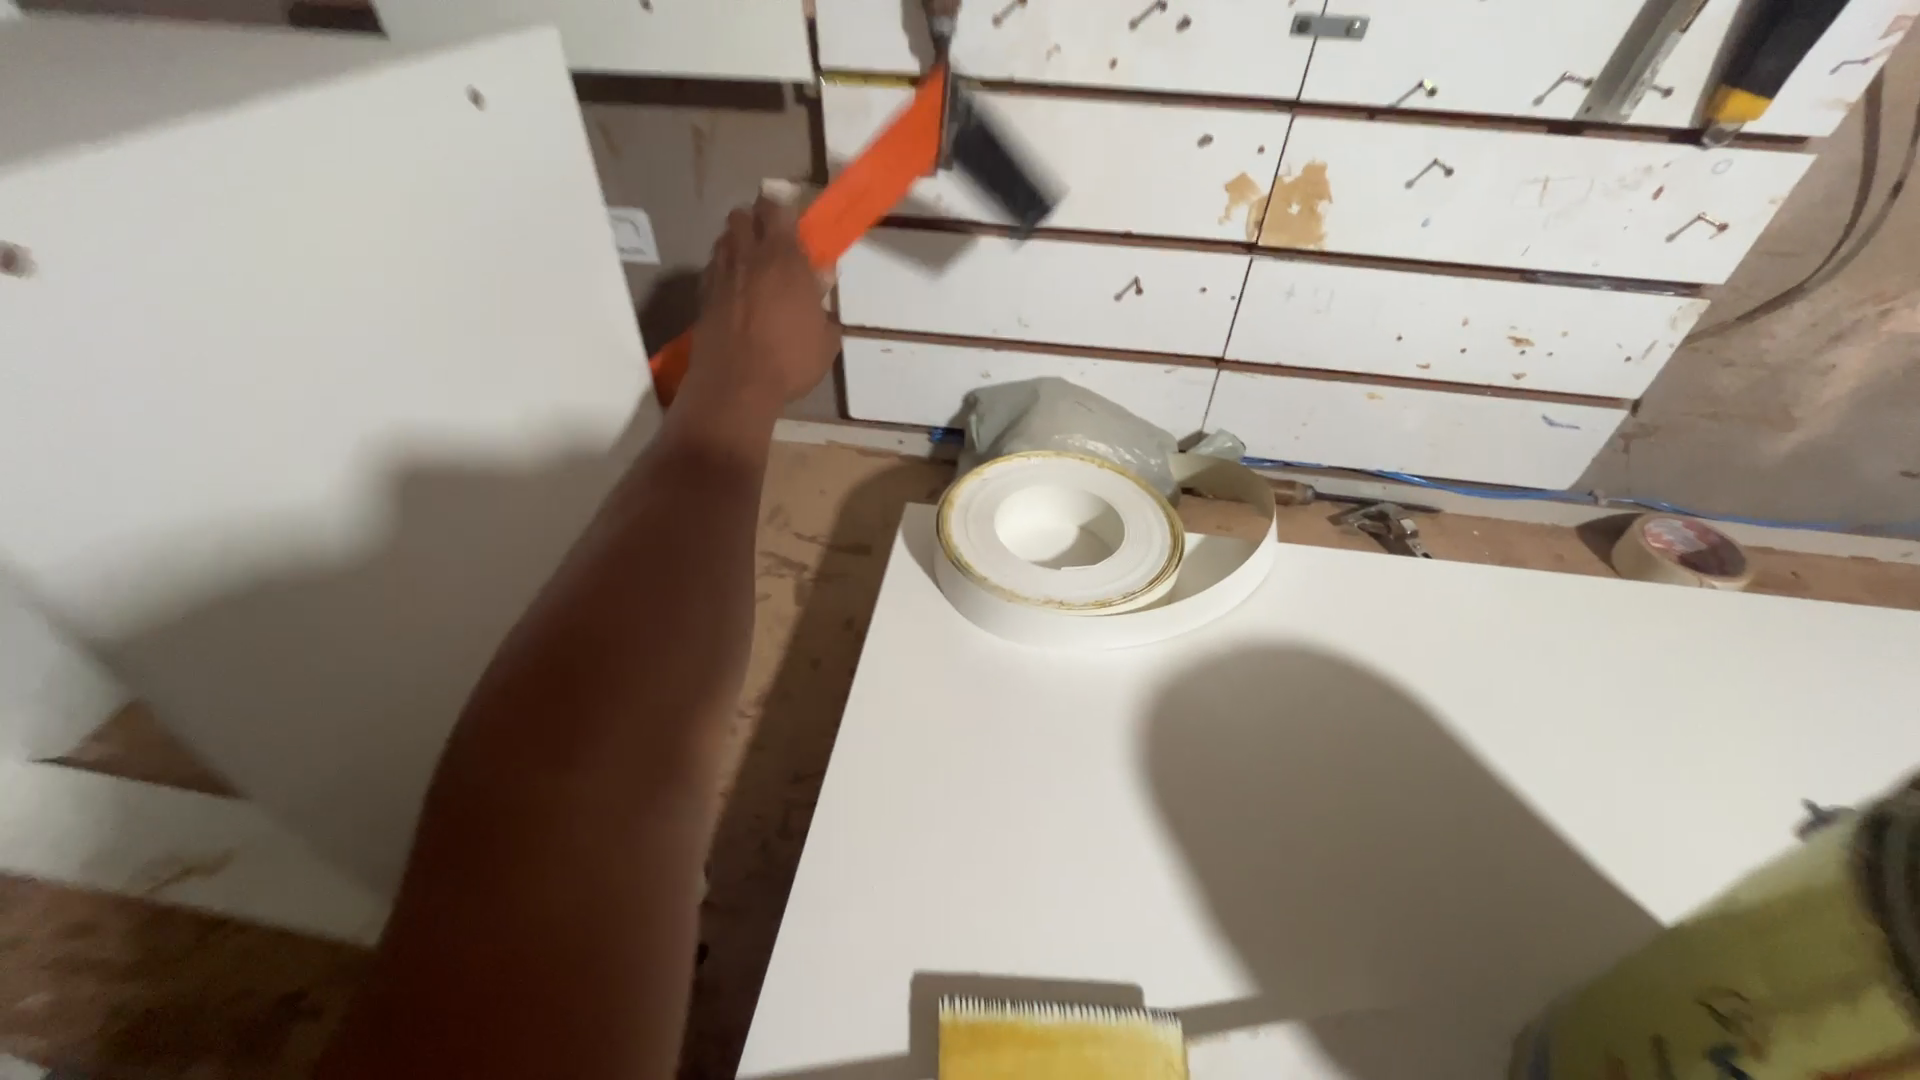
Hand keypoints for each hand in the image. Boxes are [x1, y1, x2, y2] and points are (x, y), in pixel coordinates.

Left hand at [685, 197, 840, 414]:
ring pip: (724, 239)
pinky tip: (734, 290)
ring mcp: (720, 275)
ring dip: (736, 243)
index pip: (777, 210)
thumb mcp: (825, 341)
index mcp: (784, 259)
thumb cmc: (790, 361)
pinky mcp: (703, 296)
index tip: (792, 222)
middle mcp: (748, 257)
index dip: (783, 209)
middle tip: (769, 240)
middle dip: (755, 220)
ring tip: (750, 264)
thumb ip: (824, 311)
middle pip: (743, 215)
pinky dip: (723, 270)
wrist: (736, 385)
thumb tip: (821, 293)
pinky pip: (713, 268)